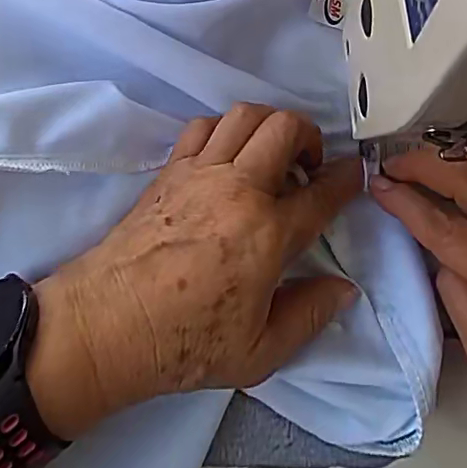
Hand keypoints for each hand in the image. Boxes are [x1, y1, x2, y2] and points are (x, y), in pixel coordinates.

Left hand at [27, 104, 363, 438]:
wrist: (111, 320)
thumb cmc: (186, 341)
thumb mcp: (261, 351)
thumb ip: (309, 315)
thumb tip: (341, 288)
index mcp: (268, 233)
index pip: (322, 192)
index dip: (347, 178)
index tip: (355, 173)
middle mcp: (236, 189)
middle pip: (283, 128)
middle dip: (308, 134)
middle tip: (308, 162)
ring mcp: (198, 173)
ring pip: (242, 115)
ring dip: (266, 124)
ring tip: (269, 153)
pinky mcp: (168, 170)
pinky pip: (200, 127)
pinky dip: (222, 129)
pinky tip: (224, 156)